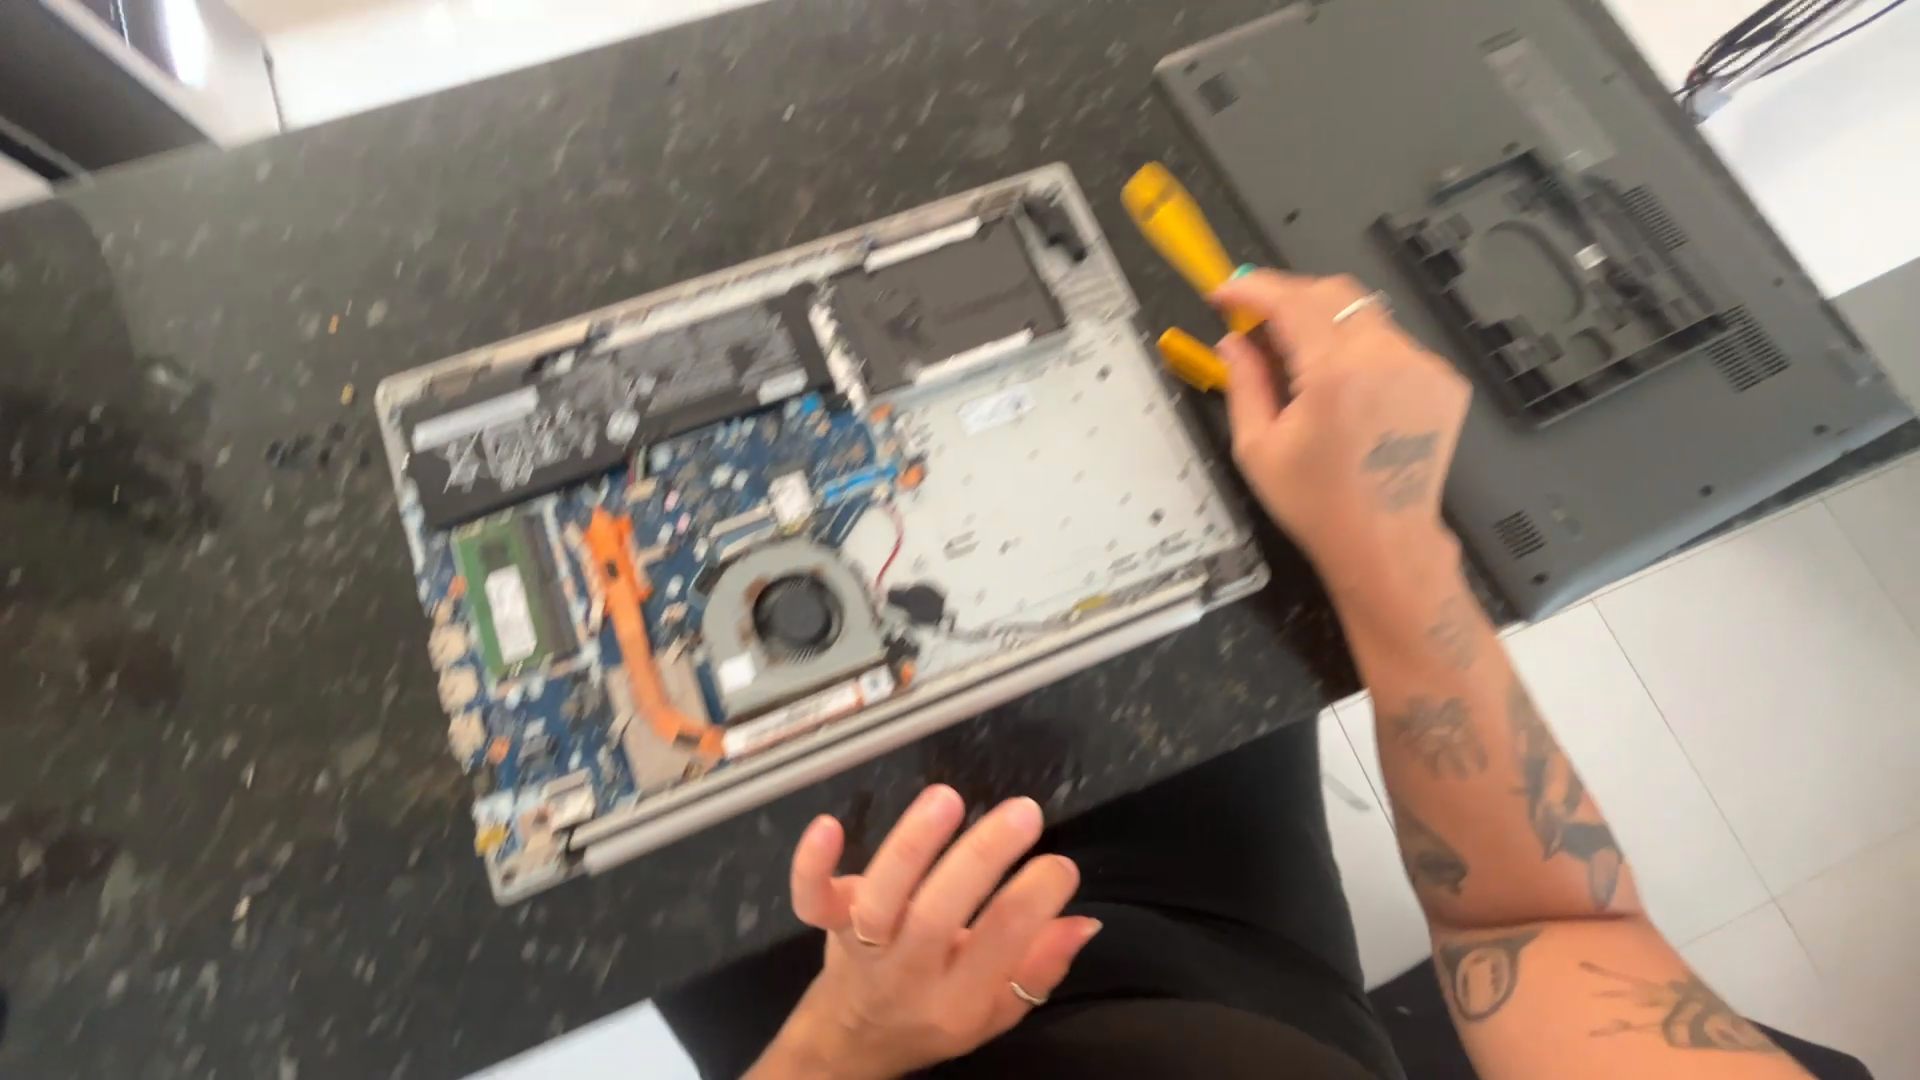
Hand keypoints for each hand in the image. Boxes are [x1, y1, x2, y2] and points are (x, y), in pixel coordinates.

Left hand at [749, 786, 1101, 1079]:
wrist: (852, 1038)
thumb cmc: (933, 1012)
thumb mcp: (996, 1011)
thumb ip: (1041, 966)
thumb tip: (1084, 920)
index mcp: (958, 996)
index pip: (1003, 944)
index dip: (1036, 899)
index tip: (1061, 863)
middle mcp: (909, 970)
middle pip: (941, 915)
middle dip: (984, 858)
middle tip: (1024, 813)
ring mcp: (864, 945)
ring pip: (883, 897)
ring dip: (913, 846)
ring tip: (947, 799)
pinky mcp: (828, 921)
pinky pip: (813, 899)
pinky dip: (813, 865)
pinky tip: (829, 824)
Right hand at [1211, 270, 1471, 591]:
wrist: (1382, 540)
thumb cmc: (1315, 503)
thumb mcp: (1257, 447)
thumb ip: (1243, 383)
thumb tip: (1233, 342)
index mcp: (1335, 375)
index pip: (1290, 302)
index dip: (1251, 289)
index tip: (1226, 290)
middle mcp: (1386, 359)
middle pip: (1332, 293)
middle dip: (1286, 296)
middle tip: (1254, 319)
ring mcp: (1422, 366)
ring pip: (1363, 315)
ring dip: (1322, 323)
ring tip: (1295, 358)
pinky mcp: (1441, 380)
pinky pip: (1391, 342)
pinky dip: (1357, 347)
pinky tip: (1339, 383)